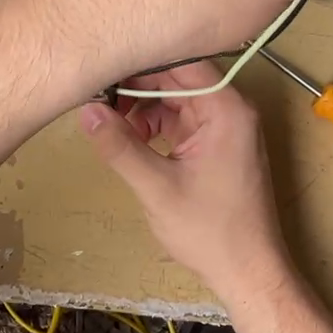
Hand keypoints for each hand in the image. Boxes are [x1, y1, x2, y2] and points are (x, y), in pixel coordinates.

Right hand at [79, 62, 292, 295]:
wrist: (247, 272)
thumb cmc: (210, 231)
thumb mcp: (157, 187)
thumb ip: (120, 146)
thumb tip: (85, 110)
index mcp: (226, 108)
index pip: (181, 62)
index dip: (141, 59)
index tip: (103, 66)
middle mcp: (229, 108)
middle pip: (177, 77)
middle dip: (137, 84)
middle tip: (97, 94)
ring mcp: (224, 127)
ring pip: (175, 97)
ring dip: (142, 106)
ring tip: (110, 122)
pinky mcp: (215, 145)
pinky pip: (180, 119)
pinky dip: (153, 124)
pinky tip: (132, 140)